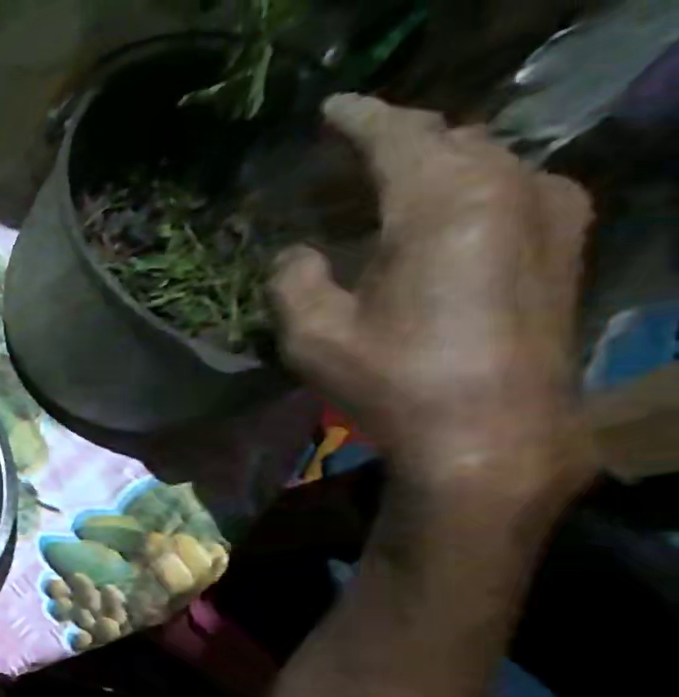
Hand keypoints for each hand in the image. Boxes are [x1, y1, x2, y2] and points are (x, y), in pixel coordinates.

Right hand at [271, 94, 596, 501]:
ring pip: (484, 161)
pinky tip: (432, 217)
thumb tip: (297, 253)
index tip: (330, 109)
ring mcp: (548, 212)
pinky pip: (509, 187)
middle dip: (395, 141)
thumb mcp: (312, 334)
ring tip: (379, 187)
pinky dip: (463, 188)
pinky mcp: (560, 244)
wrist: (490, 429)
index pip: (399, 137)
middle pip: (449, 140)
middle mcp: (510, 188)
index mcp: (445, 204)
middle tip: (343, 157)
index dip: (360, 119)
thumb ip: (295, 279)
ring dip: (429, 166)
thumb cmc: (392, 378)